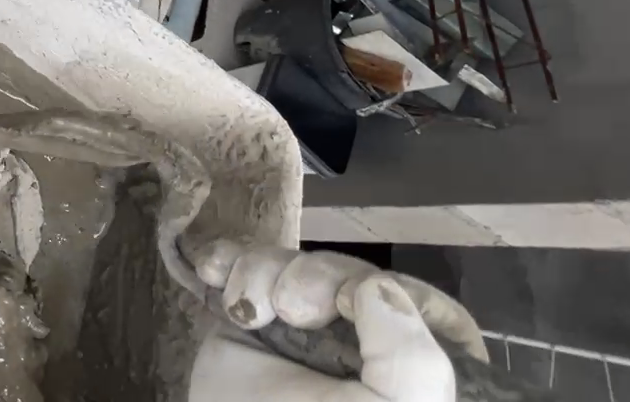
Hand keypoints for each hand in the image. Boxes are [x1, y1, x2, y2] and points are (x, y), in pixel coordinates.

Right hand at [187, 243, 484, 401]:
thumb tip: (376, 285)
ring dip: (256, 271)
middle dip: (307, 275)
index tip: (342, 305)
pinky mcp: (249, 311)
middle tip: (285, 311)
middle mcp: (359, 343)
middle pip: (342, 270)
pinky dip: (222, 258)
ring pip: (287, 259)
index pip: (418, 301)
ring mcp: (300, 325)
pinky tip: (211, 276)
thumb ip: (411, 358)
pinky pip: (238, 259)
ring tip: (242, 311)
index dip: (378, 287)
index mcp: (408, 371)